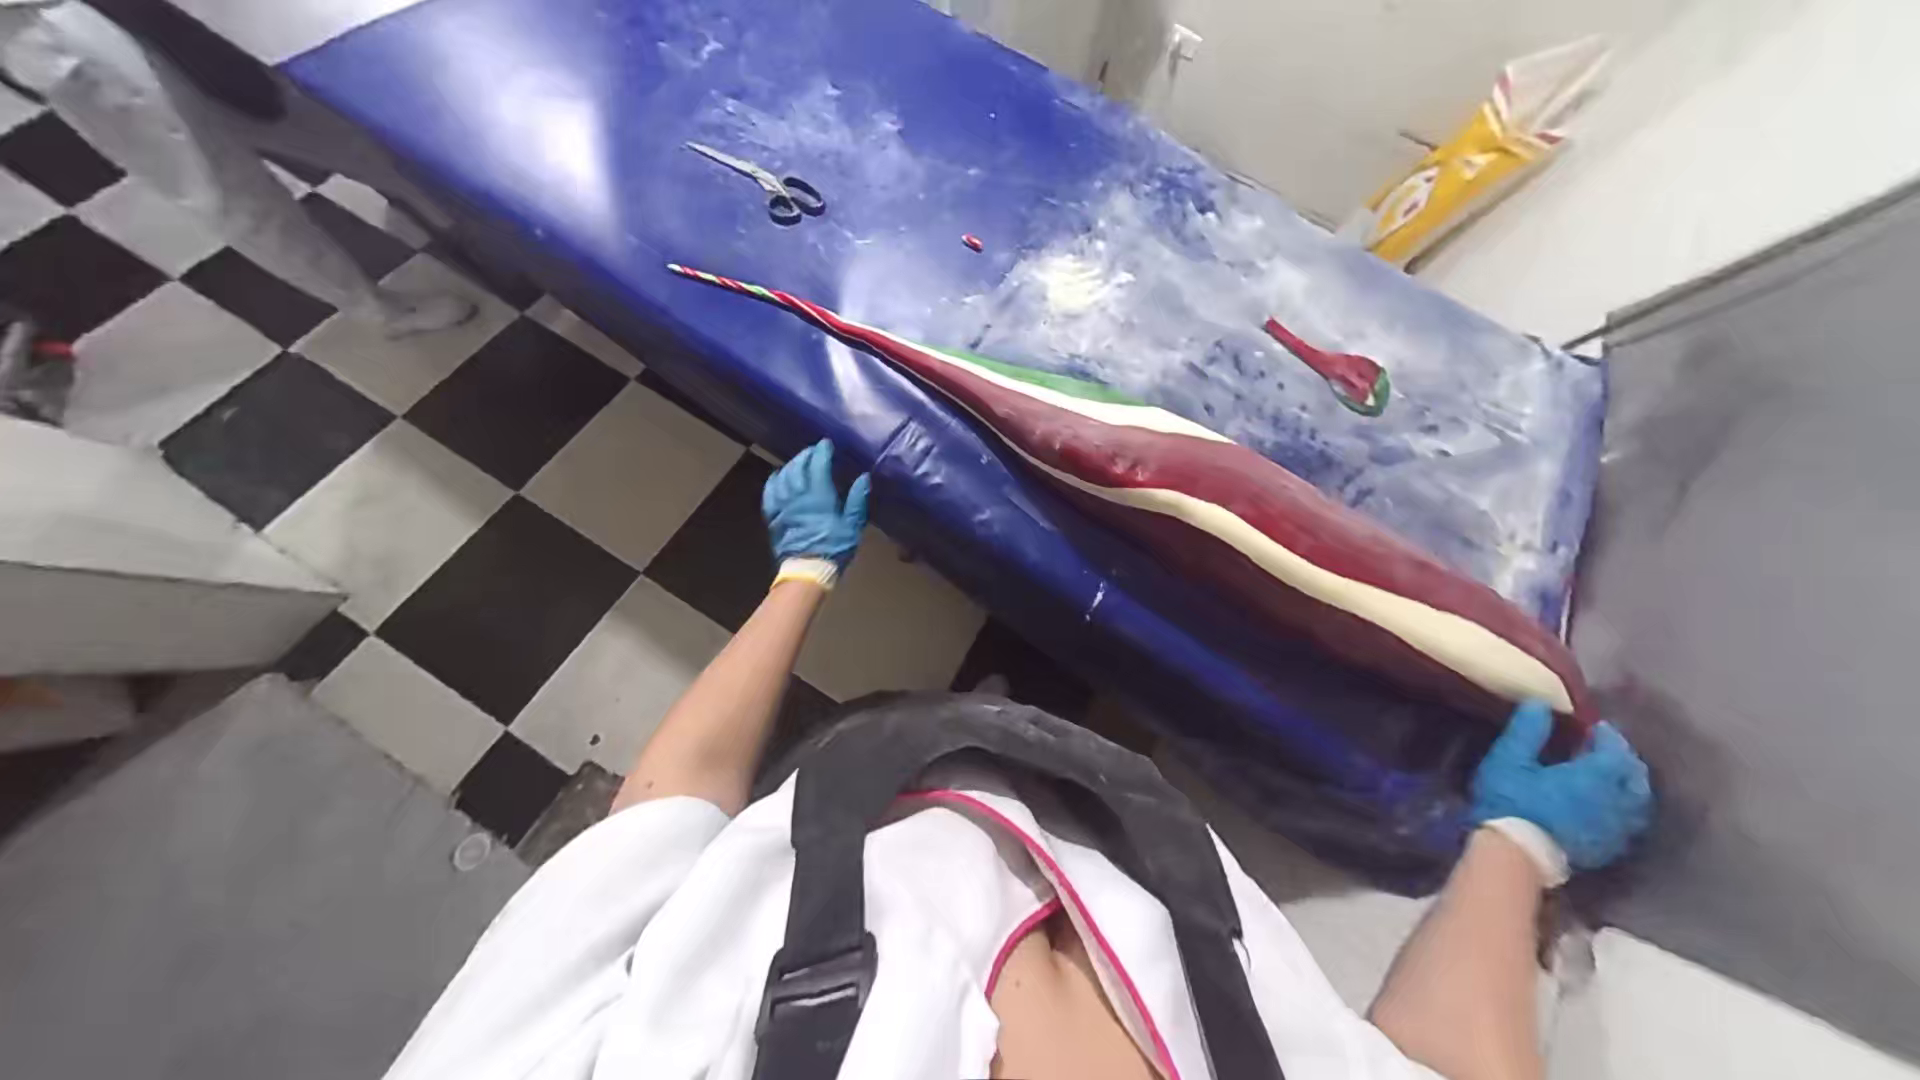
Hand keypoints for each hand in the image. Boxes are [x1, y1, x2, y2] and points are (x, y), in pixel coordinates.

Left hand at [762, 439, 870, 567]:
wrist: (807, 570)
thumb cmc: (834, 547)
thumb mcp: (852, 525)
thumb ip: (856, 500)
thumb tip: (863, 477)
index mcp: (819, 496)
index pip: (818, 465)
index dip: (821, 452)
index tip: (826, 444)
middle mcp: (798, 495)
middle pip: (798, 467)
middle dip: (805, 455)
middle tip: (813, 450)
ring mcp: (782, 505)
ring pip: (783, 477)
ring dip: (790, 465)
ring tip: (798, 461)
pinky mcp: (773, 516)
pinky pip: (770, 492)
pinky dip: (774, 481)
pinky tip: (777, 476)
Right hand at [1471, 702, 1652, 870]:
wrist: (1516, 851)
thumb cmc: (1510, 799)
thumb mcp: (1508, 759)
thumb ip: (1527, 731)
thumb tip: (1539, 703)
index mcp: (1594, 777)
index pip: (1616, 751)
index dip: (1608, 736)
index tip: (1595, 726)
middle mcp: (1617, 802)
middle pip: (1636, 777)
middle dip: (1624, 760)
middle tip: (1605, 749)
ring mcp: (1617, 828)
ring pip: (1638, 803)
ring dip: (1628, 786)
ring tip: (1610, 777)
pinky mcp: (1610, 847)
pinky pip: (1629, 822)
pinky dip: (1623, 808)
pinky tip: (1606, 806)